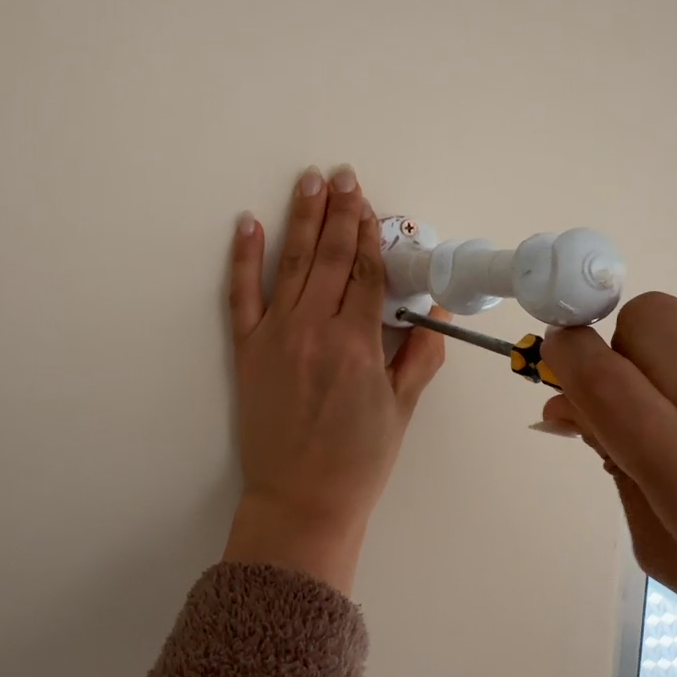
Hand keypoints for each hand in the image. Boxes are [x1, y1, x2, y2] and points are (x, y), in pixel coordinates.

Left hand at [219, 166, 446, 593]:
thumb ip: (419, 356)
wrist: (300, 502)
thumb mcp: (401, 410)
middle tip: (342, 175)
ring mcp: (276, 335)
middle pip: (330, 256)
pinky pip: (241, 295)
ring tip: (309, 182)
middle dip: (339, 211)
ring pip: (291, 264)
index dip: (370, 233)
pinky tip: (248, 224)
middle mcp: (315, 329)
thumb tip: (435, 312)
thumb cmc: (357, 461)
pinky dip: (244, 258)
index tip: (371, 201)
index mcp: (357, 344)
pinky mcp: (247, 349)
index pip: (366, 271)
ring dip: (301, 219)